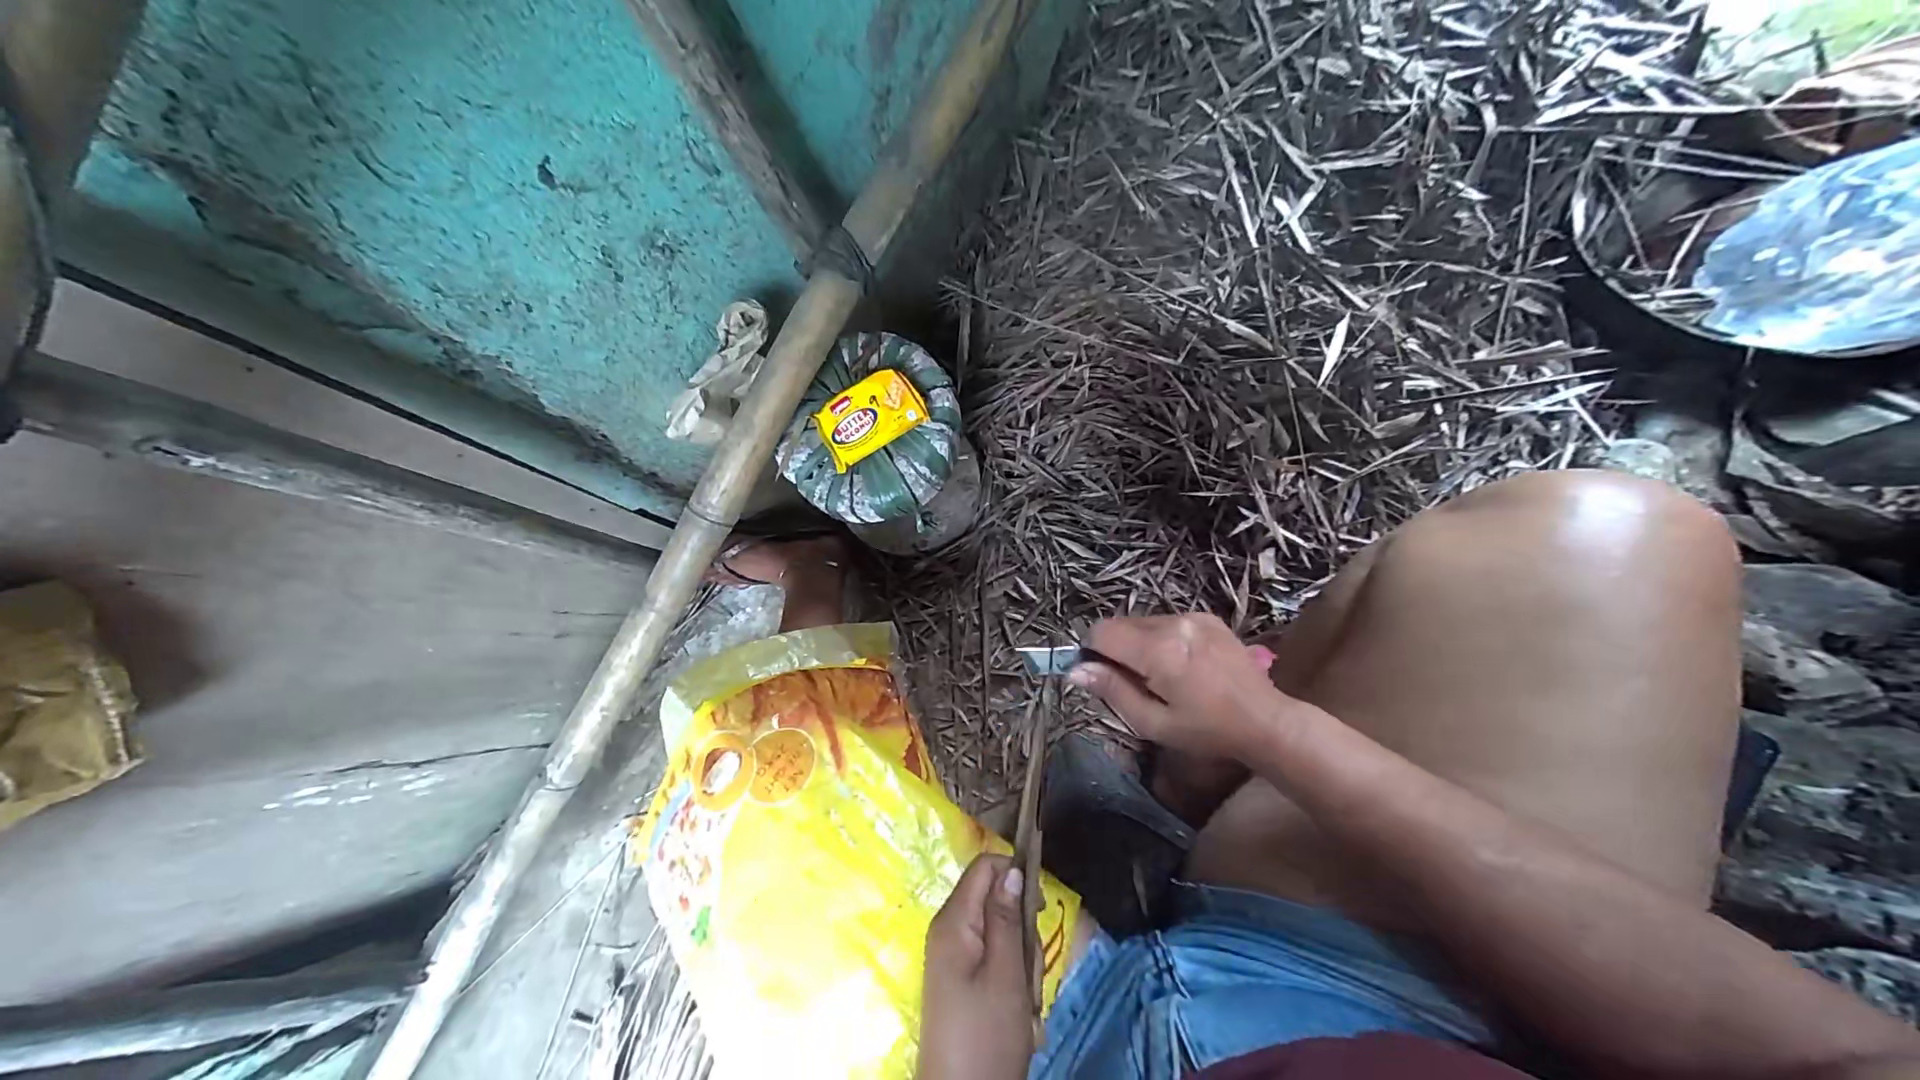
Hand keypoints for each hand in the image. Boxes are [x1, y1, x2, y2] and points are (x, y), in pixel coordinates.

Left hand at [917, 854, 1034, 1079]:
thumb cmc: (985, 1036)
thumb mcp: (1005, 975)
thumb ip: (1007, 918)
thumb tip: (1013, 870)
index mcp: (953, 921)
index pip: (984, 867)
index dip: (1014, 875)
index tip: (1041, 906)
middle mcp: (948, 930)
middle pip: (993, 899)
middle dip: (1021, 927)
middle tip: (1031, 968)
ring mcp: (952, 956)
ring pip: (999, 931)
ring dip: (1021, 958)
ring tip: (1026, 998)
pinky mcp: (960, 979)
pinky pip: (993, 958)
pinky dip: (1012, 976)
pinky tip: (1019, 1009)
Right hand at [1070, 613, 1289, 759]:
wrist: (1265, 720)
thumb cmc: (1207, 730)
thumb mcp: (1153, 722)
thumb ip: (1112, 691)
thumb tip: (1076, 670)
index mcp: (1158, 651)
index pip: (1101, 632)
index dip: (1093, 653)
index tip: (1104, 676)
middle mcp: (1173, 623)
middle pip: (1120, 624)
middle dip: (1117, 650)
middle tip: (1135, 683)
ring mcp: (1193, 617)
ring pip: (1142, 622)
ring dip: (1140, 644)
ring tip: (1162, 676)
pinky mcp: (1207, 617)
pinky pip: (1166, 621)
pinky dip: (1162, 639)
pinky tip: (1181, 665)